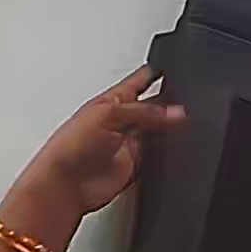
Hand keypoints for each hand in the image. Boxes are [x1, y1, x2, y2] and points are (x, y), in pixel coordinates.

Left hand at [4, 67, 184, 233]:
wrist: (65, 185)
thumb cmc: (71, 146)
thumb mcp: (110, 115)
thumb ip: (144, 112)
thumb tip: (174, 111)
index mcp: (113, 99)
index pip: (140, 79)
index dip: (156, 71)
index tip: (173, 66)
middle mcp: (122, 118)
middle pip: (153, 104)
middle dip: (169, 101)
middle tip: (185, 99)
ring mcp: (129, 141)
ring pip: (158, 129)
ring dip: (169, 126)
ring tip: (185, 121)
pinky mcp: (135, 163)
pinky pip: (157, 153)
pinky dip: (167, 149)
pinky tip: (175, 144)